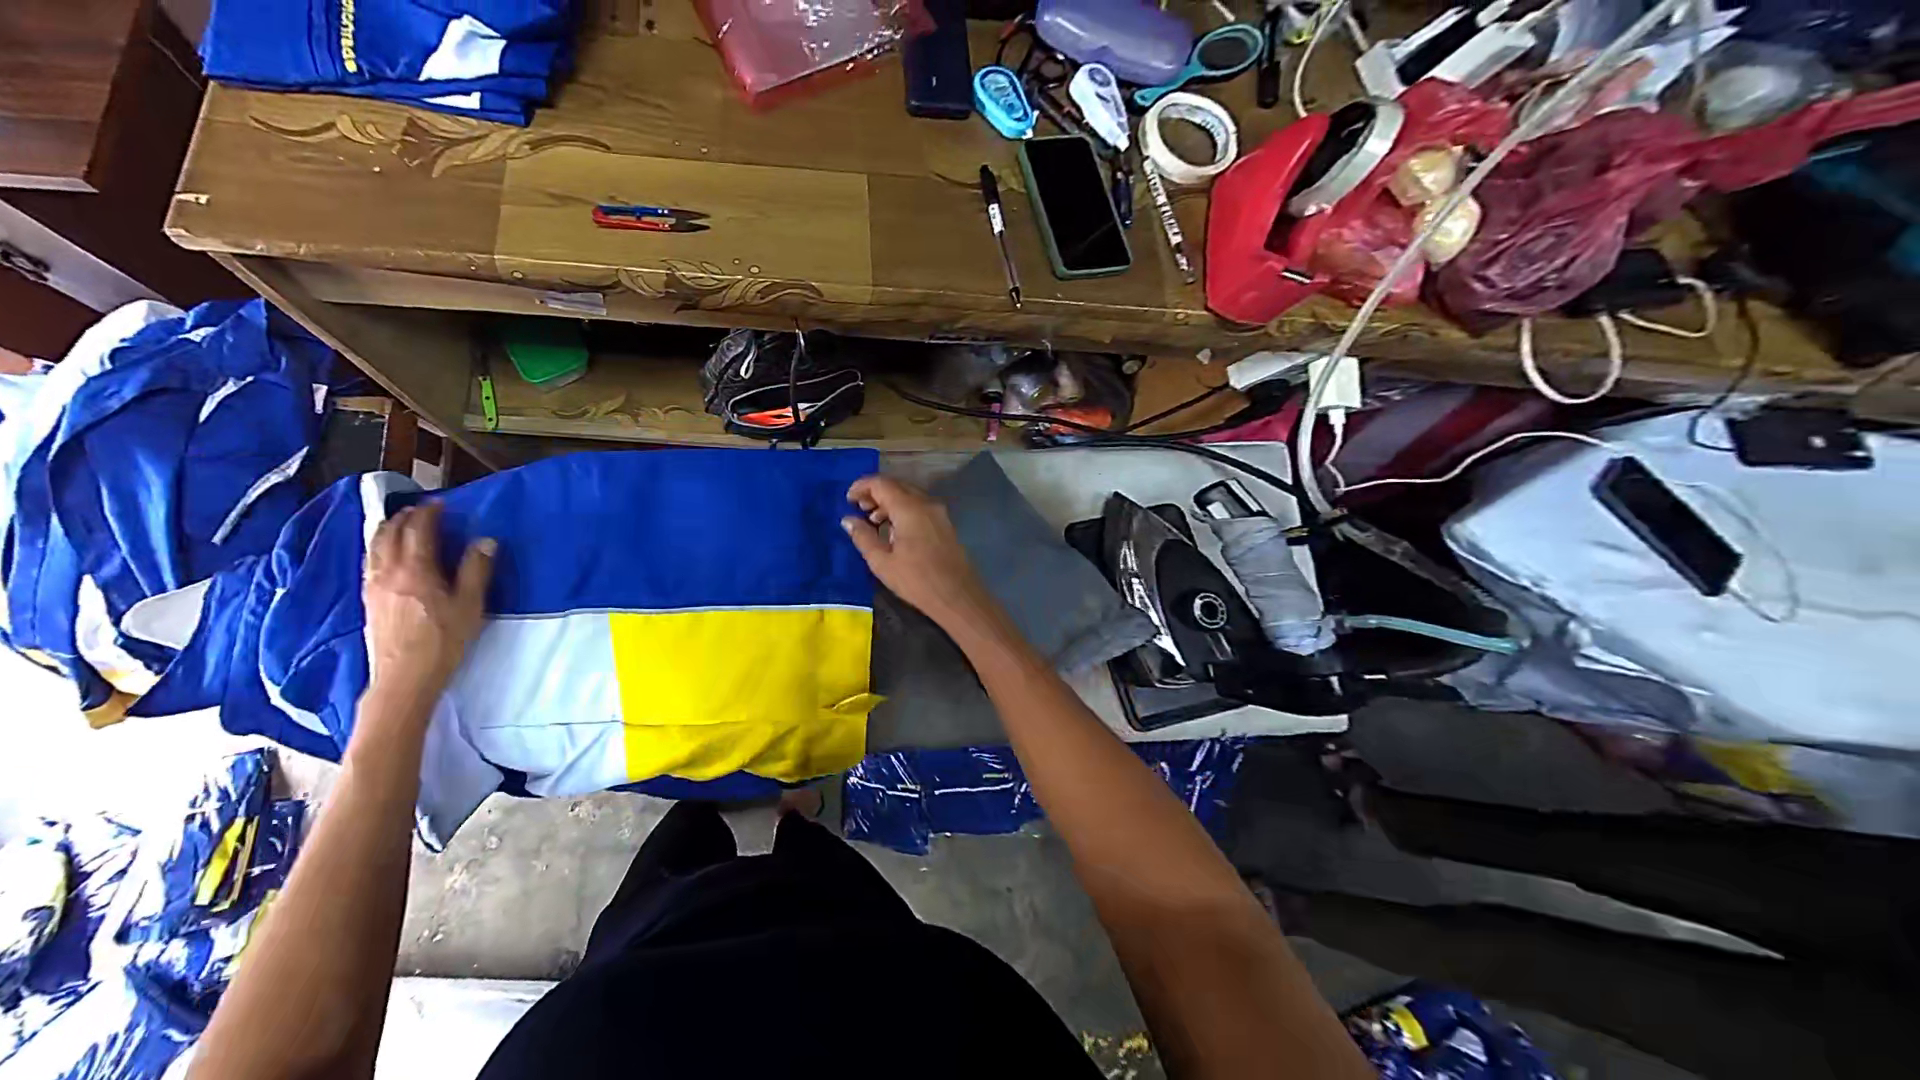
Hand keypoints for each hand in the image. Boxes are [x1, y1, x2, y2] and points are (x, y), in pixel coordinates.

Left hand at [363, 501, 494, 710]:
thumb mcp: (470, 605)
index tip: (440, 503)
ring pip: (374, 547)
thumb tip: (485, 541)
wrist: (405, 677)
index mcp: (416, 569)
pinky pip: (370, 562)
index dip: (429, 513)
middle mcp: (388, 572)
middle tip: (419, 509)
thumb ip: (476, 570)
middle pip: (390, 534)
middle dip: (404, 517)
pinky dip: (378, 548)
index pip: (419, 530)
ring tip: (398, 523)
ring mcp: (373, 586)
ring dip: (387, 530)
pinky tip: (385, 554)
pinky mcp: (368, 601)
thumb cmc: (444, 640)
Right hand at [842, 475, 997, 632]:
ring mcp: (939, 513)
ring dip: (889, 502)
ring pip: (909, 496)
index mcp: (909, 508)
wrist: (957, 597)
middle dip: (875, 493)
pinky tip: (894, 531)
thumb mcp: (882, 562)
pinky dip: (903, 511)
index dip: (861, 487)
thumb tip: (848, 520)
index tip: (848, 500)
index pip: (881, 484)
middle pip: (897, 486)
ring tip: (873, 522)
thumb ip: (863, 537)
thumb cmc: (917, 581)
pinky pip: (919, 507)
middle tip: (859, 509)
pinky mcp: (944, 524)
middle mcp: (926, 503)